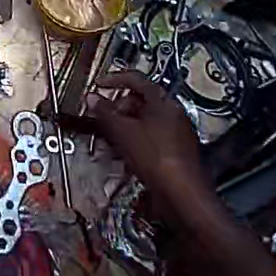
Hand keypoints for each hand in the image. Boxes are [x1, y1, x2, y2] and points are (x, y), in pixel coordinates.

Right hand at [86, 71, 206, 203]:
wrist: (183, 197)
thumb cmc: (155, 158)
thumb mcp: (122, 131)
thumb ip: (104, 112)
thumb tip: (92, 99)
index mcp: (163, 101)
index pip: (136, 79)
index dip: (114, 79)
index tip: (99, 84)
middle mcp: (173, 113)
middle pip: (140, 101)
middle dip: (118, 107)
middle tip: (102, 115)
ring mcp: (177, 133)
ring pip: (145, 121)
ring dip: (125, 126)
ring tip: (110, 137)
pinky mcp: (176, 153)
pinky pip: (151, 138)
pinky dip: (136, 140)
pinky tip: (124, 154)